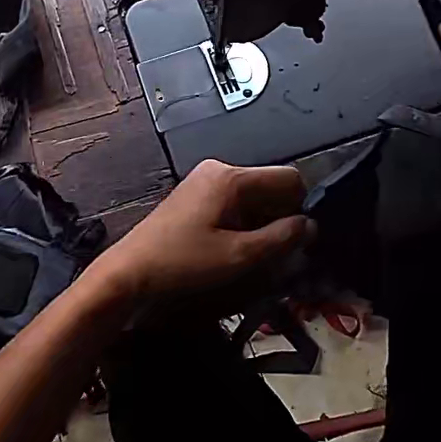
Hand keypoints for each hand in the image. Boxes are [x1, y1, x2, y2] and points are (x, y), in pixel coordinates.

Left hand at [85, 160, 315, 311]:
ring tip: (252, 256)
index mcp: (231, 177)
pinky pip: (234, 203)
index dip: (301, 208)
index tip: (296, 240)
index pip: (289, 179)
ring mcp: (204, 181)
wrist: (129, 272)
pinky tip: (233, 249)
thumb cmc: (183, 263)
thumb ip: (282, 238)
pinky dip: (242, 224)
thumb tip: (311, 226)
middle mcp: (219, 170)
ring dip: (261, 225)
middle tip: (277, 255)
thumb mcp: (239, 256)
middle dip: (280, 219)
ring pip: (254, 198)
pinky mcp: (195, 196)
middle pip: (270, 188)